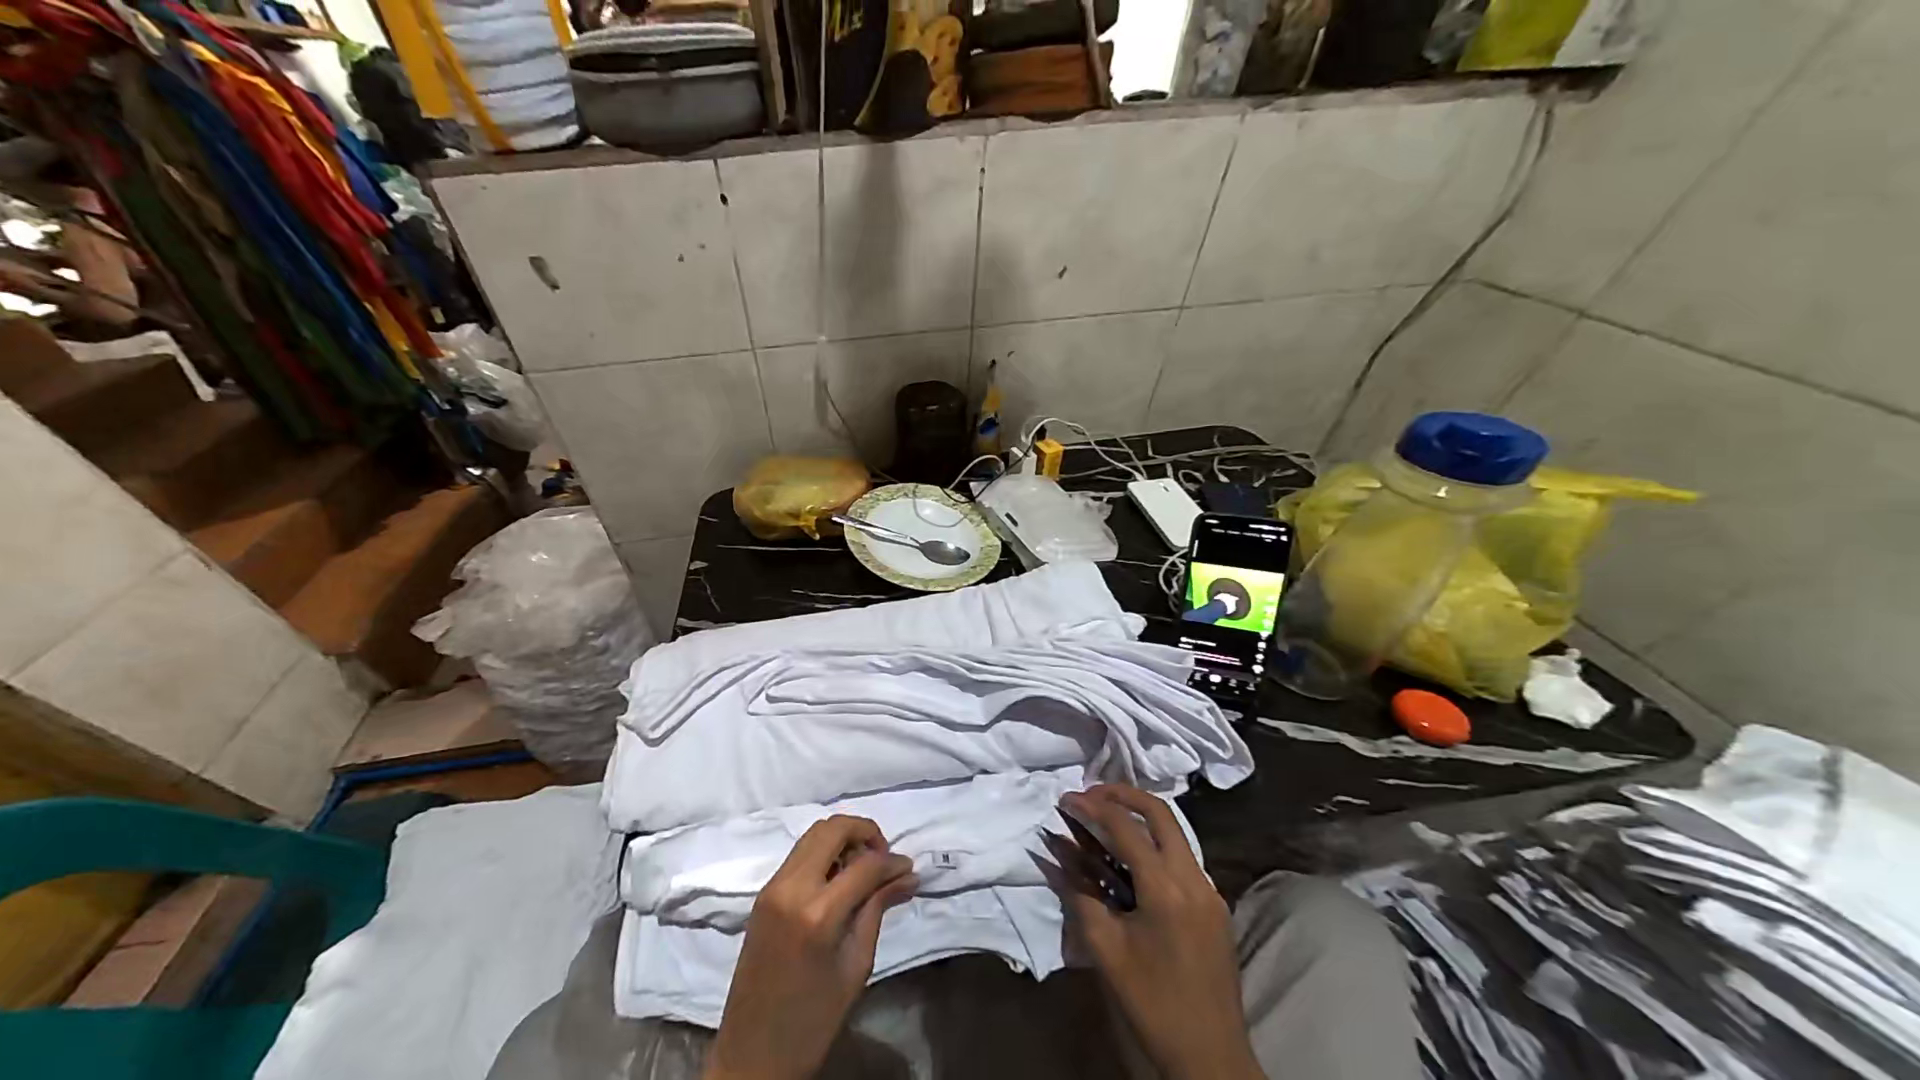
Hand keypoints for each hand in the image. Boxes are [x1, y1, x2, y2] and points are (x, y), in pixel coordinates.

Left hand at [704, 815, 917, 1079]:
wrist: (752, 1054)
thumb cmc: (813, 1020)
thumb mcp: (856, 966)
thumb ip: (877, 909)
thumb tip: (907, 875)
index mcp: (817, 913)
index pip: (865, 864)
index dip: (893, 862)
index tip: (909, 869)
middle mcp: (790, 888)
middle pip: (832, 828)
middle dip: (865, 832)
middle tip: (883, 859)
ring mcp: (771, 887)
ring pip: (813, 834)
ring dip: (843, 839)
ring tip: (863, 869)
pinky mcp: (762, 894)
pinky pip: (798, 854)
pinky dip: (824, 853)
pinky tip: (839, 879)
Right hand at [1055, 786, 1265, 1079]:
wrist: (1210, 1057)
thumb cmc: (1151, 1004)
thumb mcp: (1105, 950)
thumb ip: (1079, 893)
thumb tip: (1056, 851)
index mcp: (1167, 889)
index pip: (1126, 828)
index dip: (1092, 807)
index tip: (1065, 798)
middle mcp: (1195, 879)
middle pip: (1161, 813)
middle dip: (1124, 794)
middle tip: (1091, 793)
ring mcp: (1211, 891)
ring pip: (1176, 833)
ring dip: (1141, 816)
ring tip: (1105, 817)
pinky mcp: (1215, 906)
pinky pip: (1183, 858)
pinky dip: (1155, 844)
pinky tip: (1131, 858)